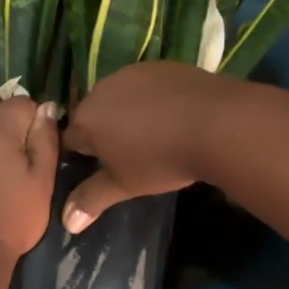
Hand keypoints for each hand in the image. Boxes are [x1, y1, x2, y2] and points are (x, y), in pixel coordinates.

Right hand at [60, 62, 226, 232]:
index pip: (68, 141)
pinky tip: (171, 115)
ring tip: (152, 134)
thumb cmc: (162, 160)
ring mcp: (132, 73)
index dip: (81, 158)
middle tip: (127, 155)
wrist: (220, 124)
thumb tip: (68, 223)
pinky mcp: (161, 65)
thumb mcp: (124, 186)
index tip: (100, 171)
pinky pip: (145, 85)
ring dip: (126, 113)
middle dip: (103, 133)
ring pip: (118, 97)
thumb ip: (91, 200)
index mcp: (85, 120)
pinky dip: (151, 99)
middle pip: (93, 115)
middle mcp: (101, 90)